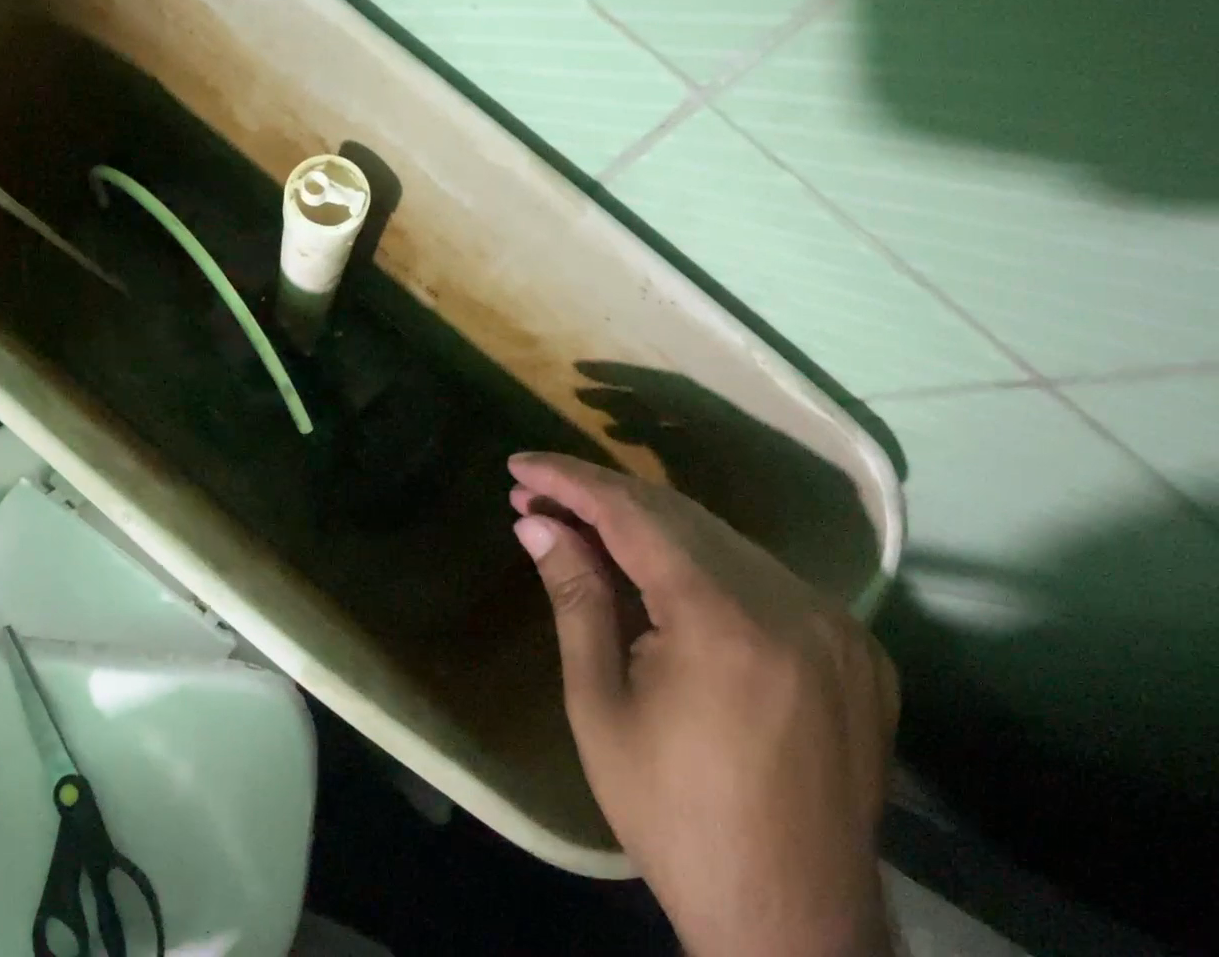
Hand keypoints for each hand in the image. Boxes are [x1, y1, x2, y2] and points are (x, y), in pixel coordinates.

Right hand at [509, 452, 898, 956]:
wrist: (789, 913)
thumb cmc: (669, 812)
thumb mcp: (599, 704)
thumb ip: (575, 599)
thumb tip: (536, 524)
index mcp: (724, 622)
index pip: (636, 516)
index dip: (571, 482)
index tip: (519, 465)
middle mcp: (794, 606)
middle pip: (684, 518)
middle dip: (604, 500)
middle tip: (538, 497)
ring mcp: (838, 627)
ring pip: (729, 544)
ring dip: (653, 529)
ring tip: (587, 531)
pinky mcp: (858, 652)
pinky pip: (768, 581)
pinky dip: (705, 565)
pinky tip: (663, 577)